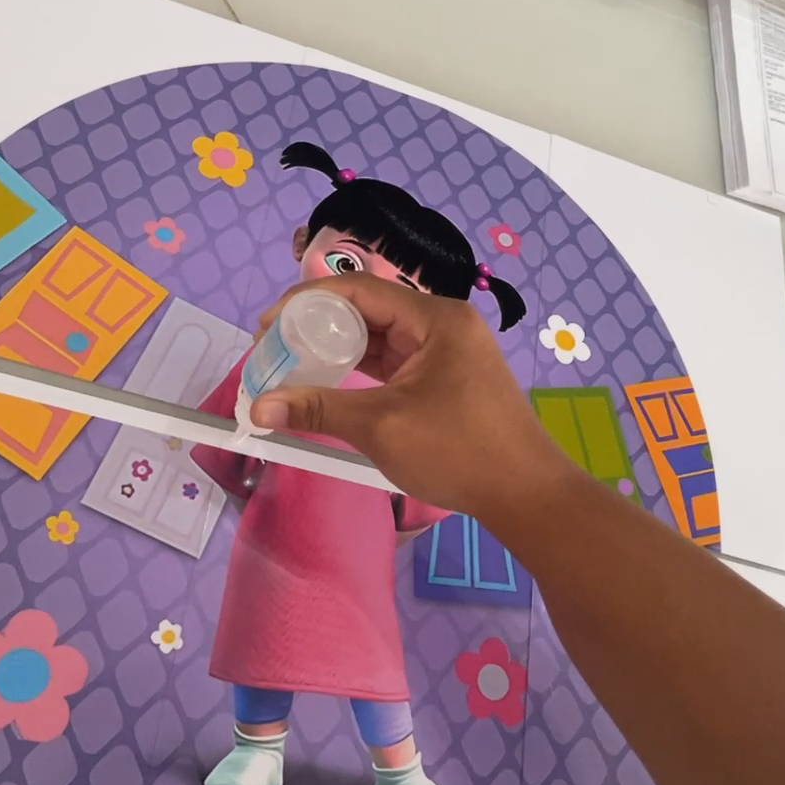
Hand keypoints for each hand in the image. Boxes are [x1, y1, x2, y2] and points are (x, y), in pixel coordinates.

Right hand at [250, 274, 573, 521]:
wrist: (525, 495)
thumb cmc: (457, 451)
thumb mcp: (380, 426)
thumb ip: (317, 409)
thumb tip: (259, 409)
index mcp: (435, 318)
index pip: (360, 290)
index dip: (306, 302)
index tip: (268, 326)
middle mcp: (443, 324)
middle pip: (369, 310)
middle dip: (318, 327)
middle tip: (275, 348)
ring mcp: (447, 352)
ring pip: (381, 338)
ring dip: (338, 350)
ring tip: (294, 365)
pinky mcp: (446, 378)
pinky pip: (395, 362)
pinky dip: (361, 370)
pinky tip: (331, 382)